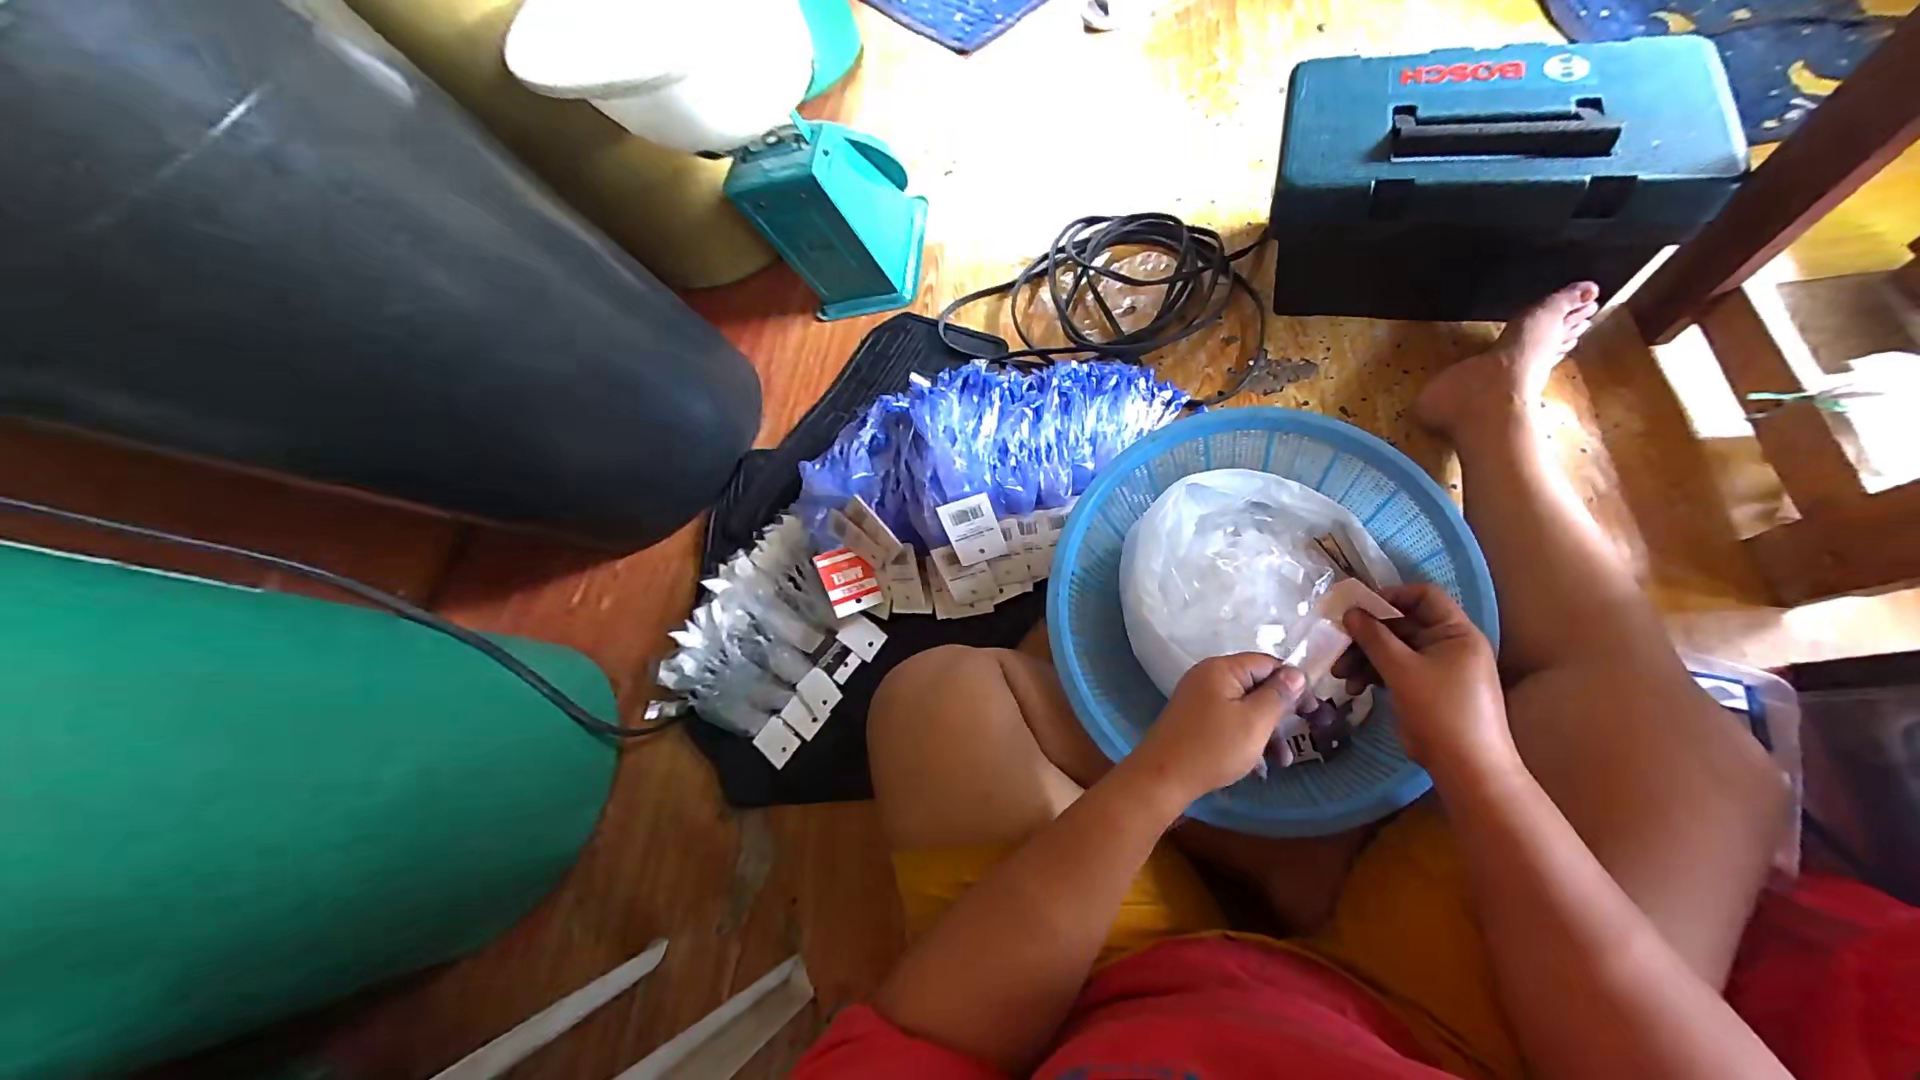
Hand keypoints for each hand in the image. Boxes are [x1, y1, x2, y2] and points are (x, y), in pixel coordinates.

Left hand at [1131, 654, 1306, 802]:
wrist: (1163, 776)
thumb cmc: (1213, 747)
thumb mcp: (1255, 721)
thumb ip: (1278, 695)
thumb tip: (1296, 673)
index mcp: (1220, 669)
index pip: (1267, 663)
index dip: (1293, 684)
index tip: (1312, 710)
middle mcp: (1207, 677)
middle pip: (1255, 685)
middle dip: (1280, 712)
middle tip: (1303, 735)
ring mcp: (1198, 698)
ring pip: (1244, 707)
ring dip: (1267, 731)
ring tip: (1282, 761)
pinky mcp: (1195, 719)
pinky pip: (1229, 720)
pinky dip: (1246, 737)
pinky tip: (1260, 765)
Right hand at [1336, 584, 1517, 783]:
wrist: (1467, 767)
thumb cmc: (1440, 710)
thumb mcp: (1401, 668)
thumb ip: (1373, 636)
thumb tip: (1350, 612)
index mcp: (1456, 633)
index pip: (1423, 596)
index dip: (1390, 596)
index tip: (1356, 607)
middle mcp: (1448, 645)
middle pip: (1400, 625)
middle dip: (1366, 635)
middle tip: (1337, 645)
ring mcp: (1435, 667)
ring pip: (1391, 649)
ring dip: (1362, 657)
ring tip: (1339, 674)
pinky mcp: (1423, 687)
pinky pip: (1392, 669)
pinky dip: (1371, 674)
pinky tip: (1353, 687)